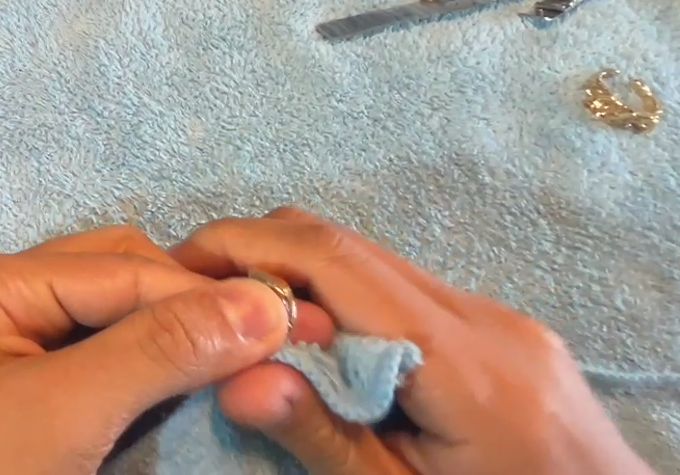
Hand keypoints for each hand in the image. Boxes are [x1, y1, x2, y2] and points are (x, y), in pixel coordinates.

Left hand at [0, 225, 290, 473]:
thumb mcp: (62, 415)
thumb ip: (156, 355)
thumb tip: (261, 305)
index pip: (118, 268)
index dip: (204, 295)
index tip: (299, 324)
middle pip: (111, 274)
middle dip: (186, 305)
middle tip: (274, 346)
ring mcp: (1, 323)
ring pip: (104, 308)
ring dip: (167, 332)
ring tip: (243, 361)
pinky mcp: (12, 368)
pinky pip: (86, 345)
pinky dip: (137, 362)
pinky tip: (181, 381)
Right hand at [172, 207, 651, 474]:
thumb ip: (321, 437)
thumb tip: (229, 376)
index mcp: (473, 368)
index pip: (333, 259)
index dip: (242, 244)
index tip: (177, 264)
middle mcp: (490, 320)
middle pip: (342, 242)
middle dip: (252, 248)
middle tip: (193, 285)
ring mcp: (501, 319)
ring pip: (363, 255)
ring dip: (288, 267)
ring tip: (241, 313)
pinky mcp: (501, 331)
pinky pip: (391, 284)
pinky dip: (330, 291)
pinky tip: (311, 337)